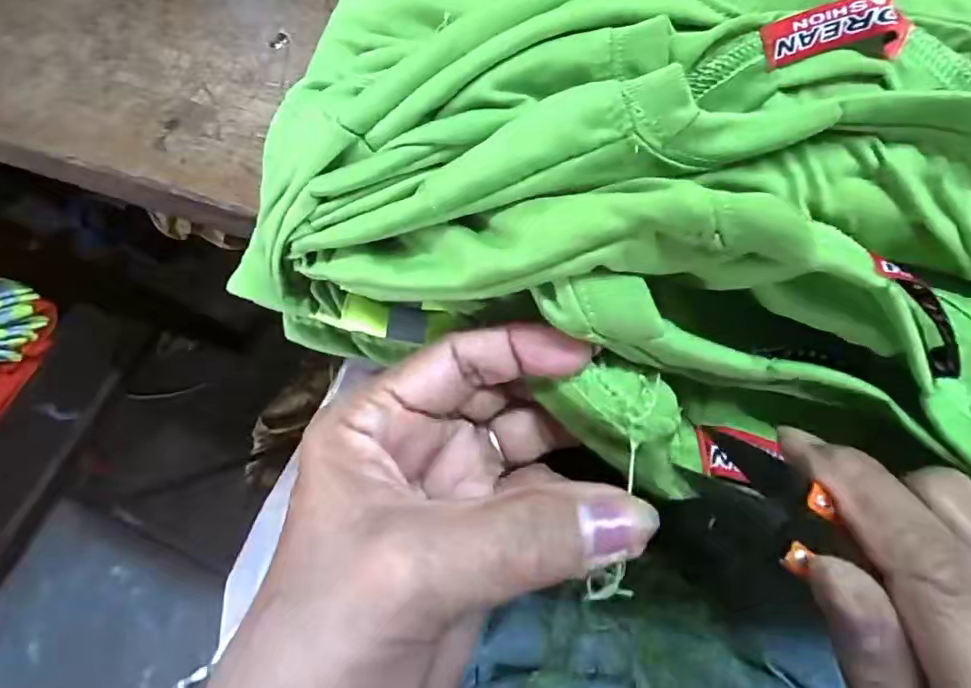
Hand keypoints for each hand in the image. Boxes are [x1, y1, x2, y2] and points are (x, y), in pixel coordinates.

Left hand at [215, 325, 659, 687]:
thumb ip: (524, 535)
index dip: (520, 347)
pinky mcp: (485, 542)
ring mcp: (457, 490)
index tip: (585, 352)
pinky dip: (583, 508)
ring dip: (580, 446)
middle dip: (561, 392)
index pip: (459, 358)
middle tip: (628, 390)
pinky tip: (625, 513)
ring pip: (530, 448)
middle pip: (505, 396)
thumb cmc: (332, 624)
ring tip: (638, 440)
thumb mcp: (418, 565)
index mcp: (381, 418)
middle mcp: (422, 441)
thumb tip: (637, 516)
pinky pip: (544, 506)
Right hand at [779, 429, 970, 687]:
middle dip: (879, 491)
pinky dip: (963, 535)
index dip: (857, 487)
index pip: (933, 561)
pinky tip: (939, 573)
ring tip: (873, 536)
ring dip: (916, 508)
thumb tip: (824, 562)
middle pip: (961, 509)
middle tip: (824, 509)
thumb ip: (877, 669)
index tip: (792, 444)